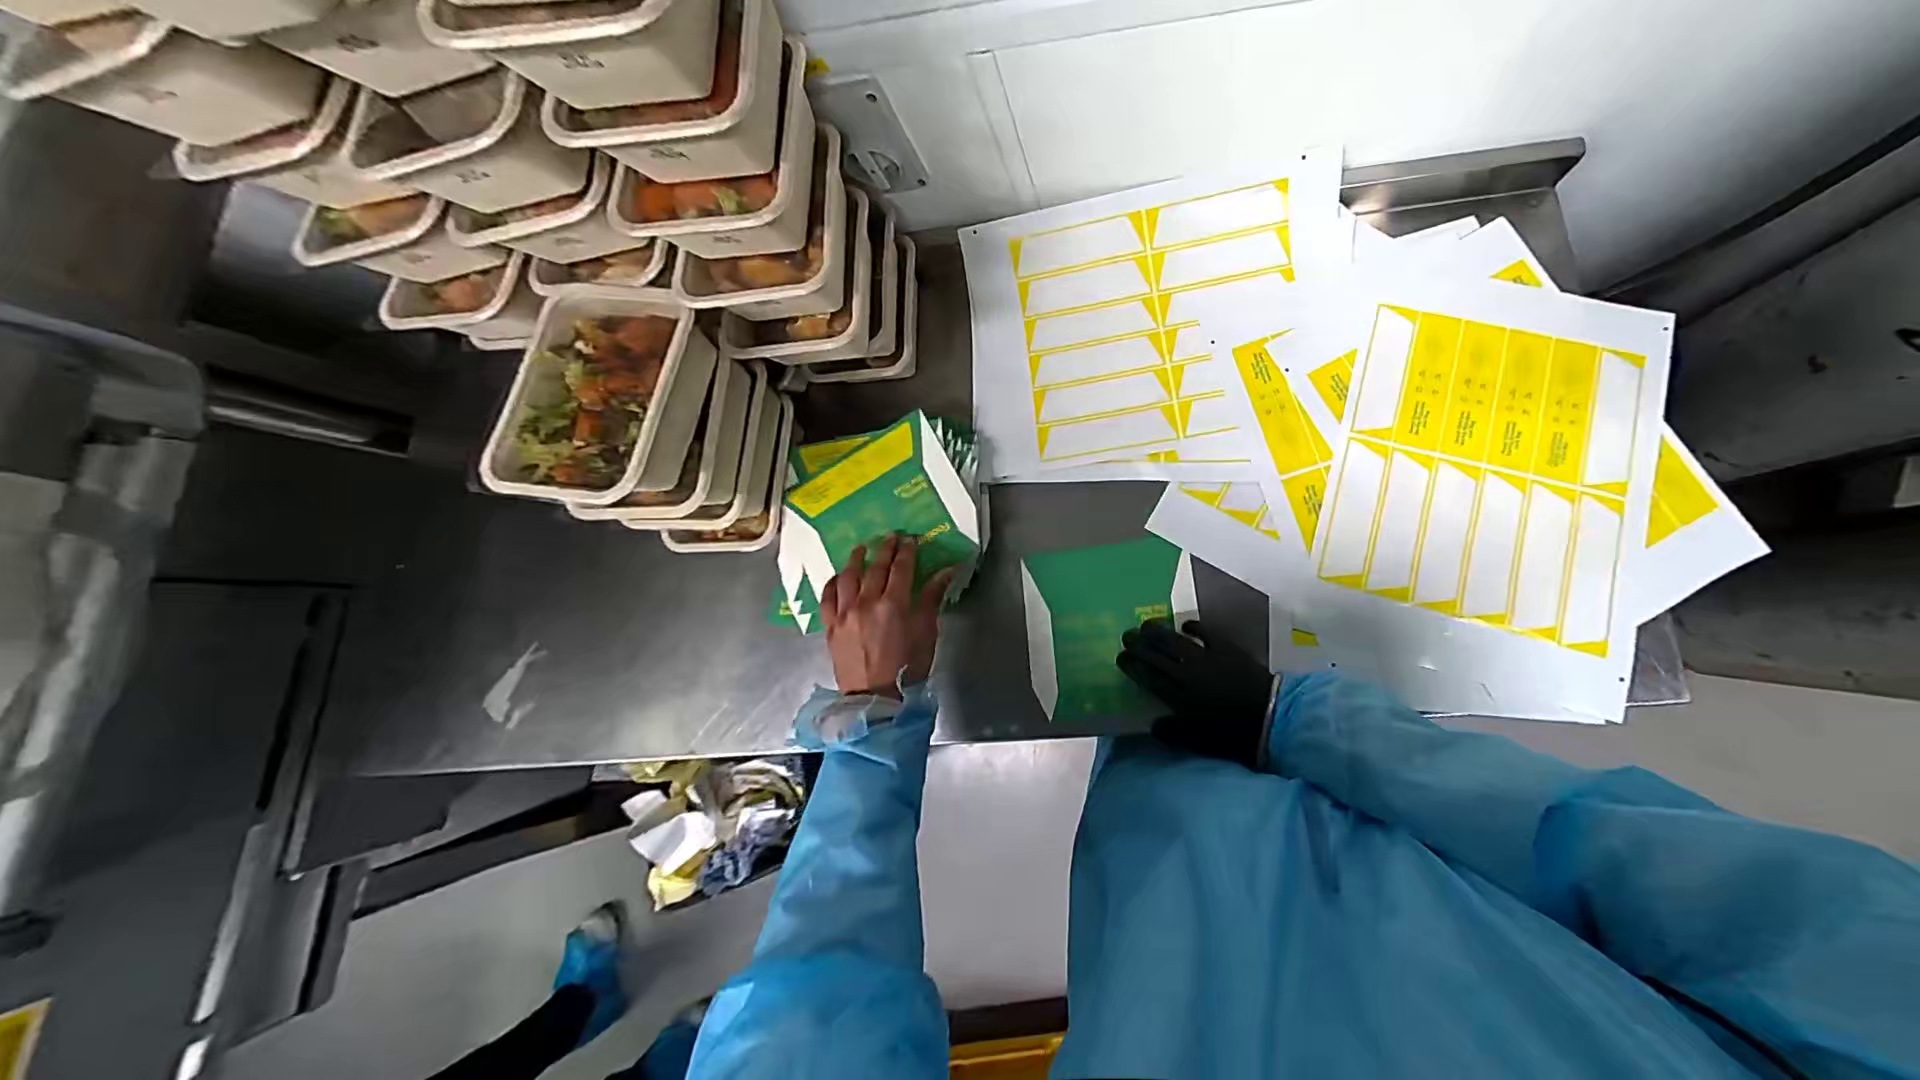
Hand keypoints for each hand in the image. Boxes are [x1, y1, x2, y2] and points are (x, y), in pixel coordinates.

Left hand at [821, 534, 954, 698]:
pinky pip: (828, 597)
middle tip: (890, 537)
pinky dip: (833, 583)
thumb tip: (944, 572)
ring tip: (861, 549)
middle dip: (884, 548)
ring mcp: (844, 614)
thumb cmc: (907, 669)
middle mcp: (865, 603)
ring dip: (856, 559)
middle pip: (875, 567)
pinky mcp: (830, 626)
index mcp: (893, 604)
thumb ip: (931, 600)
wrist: (874, 700)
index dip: (906, 551)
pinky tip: (838, 577)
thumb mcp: (926, 634)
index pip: (900, 567)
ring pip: (847, 576)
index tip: (910, 539)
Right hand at [1117, 619, 1273, 768]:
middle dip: (1138, 644)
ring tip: (1146, 625)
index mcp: (1179, 698)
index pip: (1148, 676)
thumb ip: (1173, 732)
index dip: (1132, 665)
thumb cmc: (1234, 734)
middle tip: (1126, 635)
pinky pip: (1205, 633)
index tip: (1121, 657)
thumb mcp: (1200, 741)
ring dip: (1157, 631)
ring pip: (1174, 641)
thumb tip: (1153, 724)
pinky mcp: (1227, 650)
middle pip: (1155, 655)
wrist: (1273, 718)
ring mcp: (1207, 659)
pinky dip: (1193, 627)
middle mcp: (1187, 674)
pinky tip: (1185, 625)